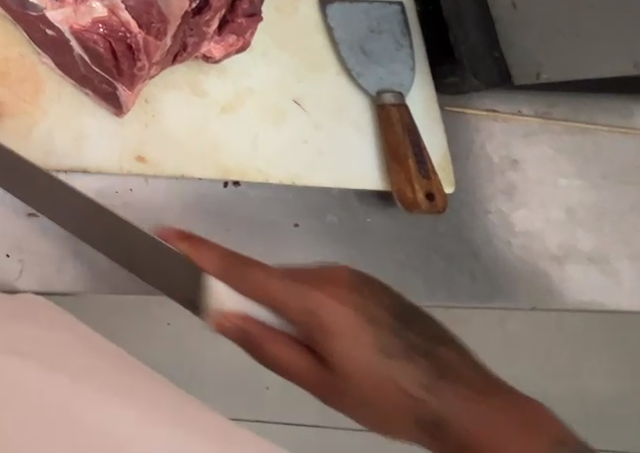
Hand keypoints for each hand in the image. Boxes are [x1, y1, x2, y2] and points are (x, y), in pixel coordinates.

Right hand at [162, 229, 586, 452]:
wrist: (473, 406)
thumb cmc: (391, 402)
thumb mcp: (321, 384)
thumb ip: (265, 345)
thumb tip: (220, 314)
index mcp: (312, 299)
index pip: (241, 269)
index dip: (200, 251)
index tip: (167, 233)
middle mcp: (328, 275)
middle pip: (269, 279)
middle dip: (257, 301)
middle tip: (272, 343)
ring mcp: (353, 276)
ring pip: (298, 285)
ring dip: (291, 308)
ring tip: (325, 357)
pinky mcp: (371, 284)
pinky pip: (324, 286)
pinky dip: (315, 306)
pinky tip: (347, 346)